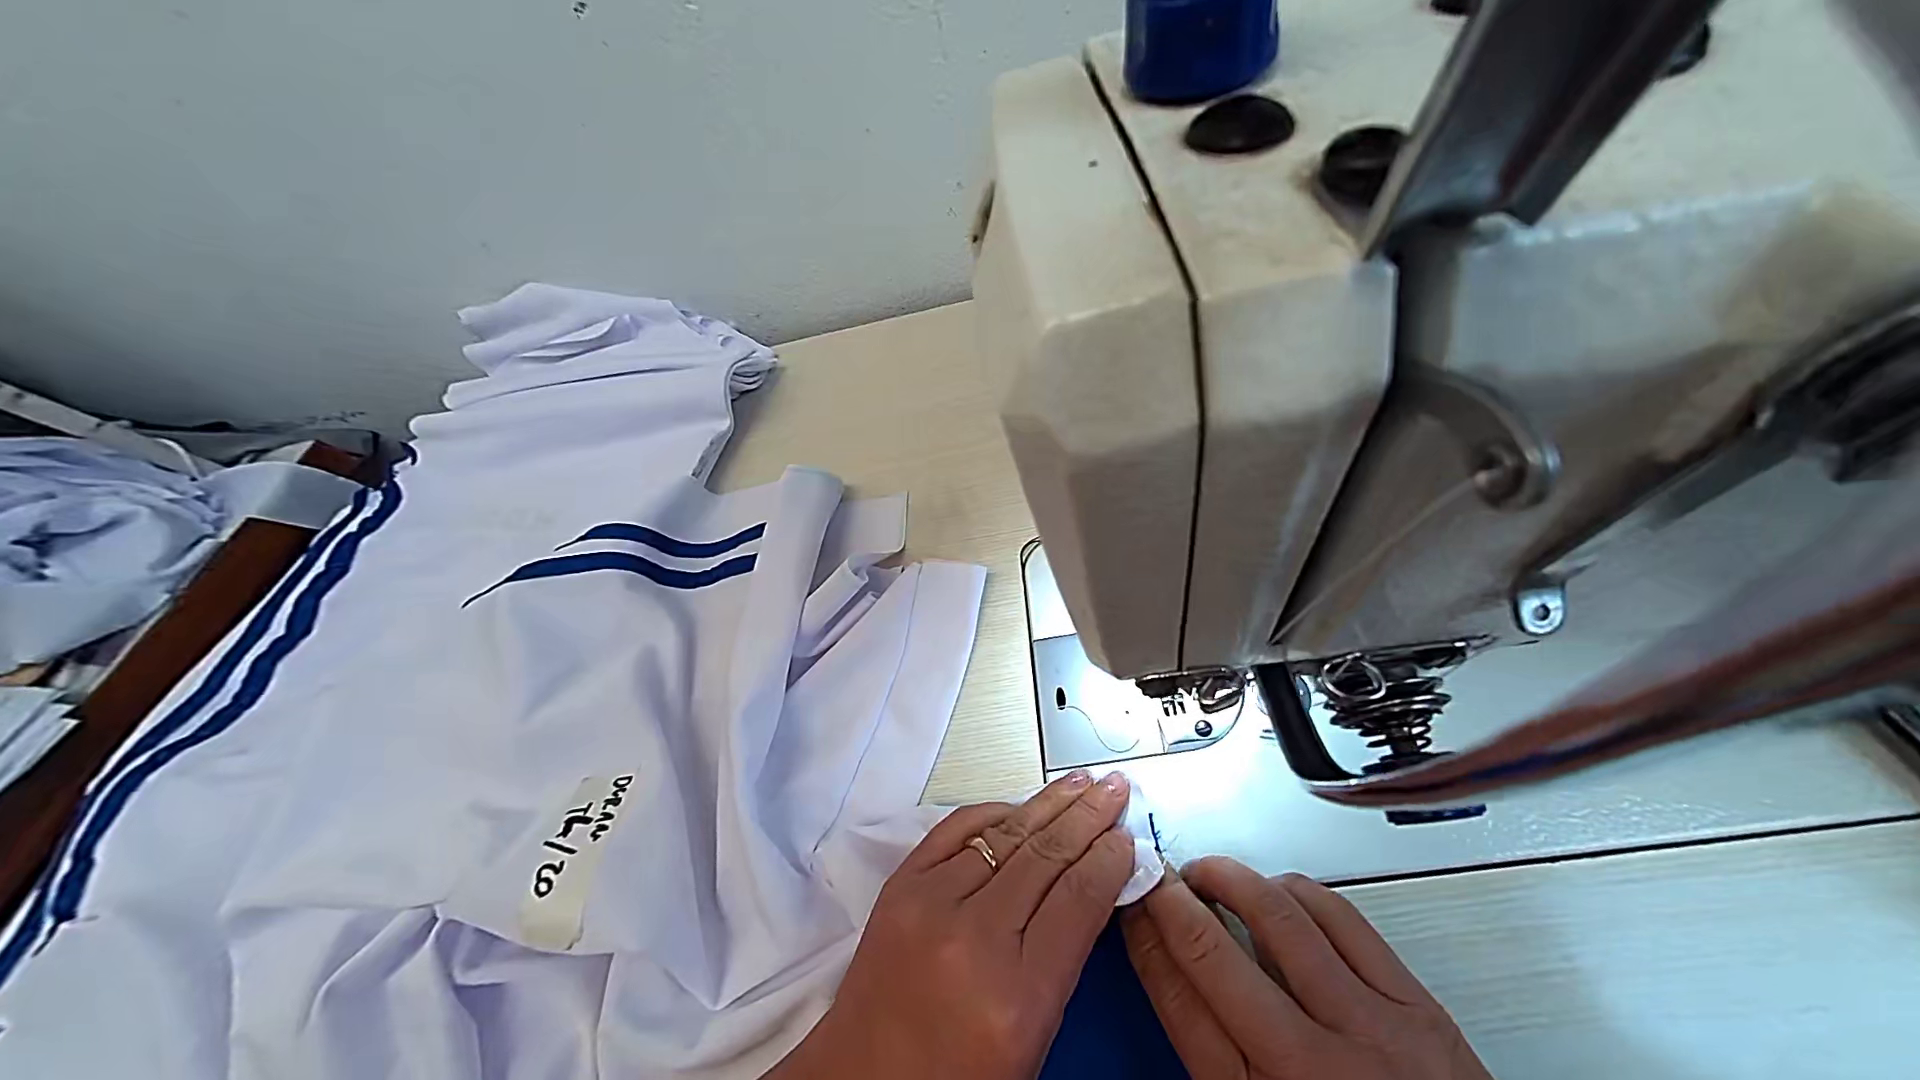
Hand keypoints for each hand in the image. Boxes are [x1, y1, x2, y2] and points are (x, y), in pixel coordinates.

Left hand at [769, 769, 1136, 1079]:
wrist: (864, 1079)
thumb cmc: (957, 1074)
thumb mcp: (1033, 1033)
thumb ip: (1064, 955)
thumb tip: (1094, 881)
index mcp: (1016, 996)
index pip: (1077, 900)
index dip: (1107, 859)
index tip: (1126, 838)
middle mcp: (971, 939)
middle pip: (1044, 856)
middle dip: (1087, 817)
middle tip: (1114, 788)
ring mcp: (929, 904)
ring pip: (1003, 834)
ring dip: (1046, 804)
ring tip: (1078, 783)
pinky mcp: (899, 885)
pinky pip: (955, 830)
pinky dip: (991, 811)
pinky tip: (1019, 803)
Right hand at [1121, 857, 1492, 1079]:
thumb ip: (1214, 1056)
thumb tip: (1171, 975)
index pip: (1179, 999)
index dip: (1146, 939)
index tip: (1133, 907)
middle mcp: (1313, 1068)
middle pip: (1213, 951)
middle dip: (1172, 898)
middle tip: (1156, 876)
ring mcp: (1372, 1032)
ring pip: (1277, 916)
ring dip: (1229, 879)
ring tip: (1209, 873)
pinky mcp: (1419, 1009)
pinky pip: (1342, 917)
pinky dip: (1296, 890)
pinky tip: (1278, 890)